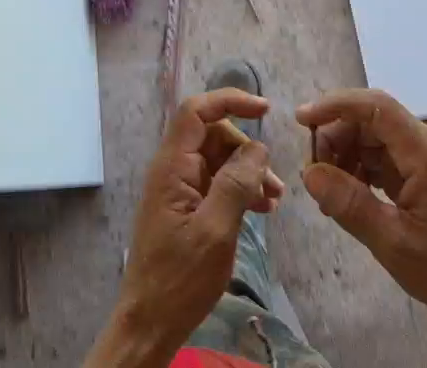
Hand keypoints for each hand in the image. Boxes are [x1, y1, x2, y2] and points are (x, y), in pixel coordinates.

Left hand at [86, 89, 286, 367]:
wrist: (150, 324)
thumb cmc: (179, 278)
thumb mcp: (215, 231)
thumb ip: (236, 184)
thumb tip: (258, 147)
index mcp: (171, 167)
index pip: (196, 111)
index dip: (229, 101)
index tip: (264, 111)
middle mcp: (172, 170)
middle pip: (213, 136)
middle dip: (247, 151)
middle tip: (275, 182)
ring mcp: (178, 189)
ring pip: (219, 161)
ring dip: (249, 174)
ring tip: (275, 202)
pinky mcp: (186, 209)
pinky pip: (217, 184)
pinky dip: (240, 191)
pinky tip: (262, 211)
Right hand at [297, 89, 426, 327]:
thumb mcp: (394, 242)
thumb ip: (350, 205)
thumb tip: (310, 174)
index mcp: (423, 152)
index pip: (375, 106)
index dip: (336, 105)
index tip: (302, 120)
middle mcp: (425, 144)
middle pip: (369, 120)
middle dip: (334, 138)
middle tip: (312, 175)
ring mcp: (424, 159)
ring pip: (372, 138)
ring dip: (344, 156)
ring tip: (328, 195)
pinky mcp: (422, 175)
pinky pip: (382, 158)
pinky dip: (359, 170)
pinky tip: (346, 198)